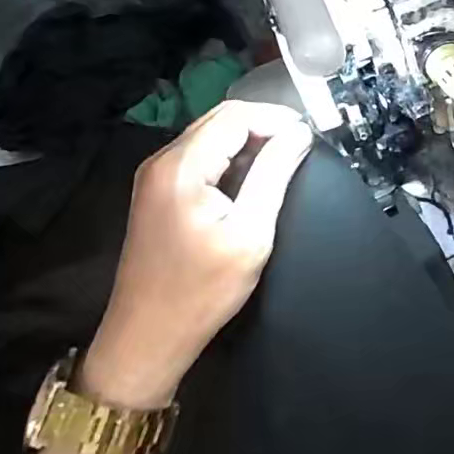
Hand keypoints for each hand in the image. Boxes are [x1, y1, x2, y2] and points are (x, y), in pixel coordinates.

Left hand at [79, 101, 313, 408]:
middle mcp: (162, 160)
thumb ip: (274, 174)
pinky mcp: (156, 189)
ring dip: (246, 139)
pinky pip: (198, 155)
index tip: (307, 134)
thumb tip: (298, 134)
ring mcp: (155, 174)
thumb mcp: (250, 234)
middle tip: (299, 143)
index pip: (235, 116)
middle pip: (219, 119)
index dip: (275, 117)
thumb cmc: (201, 292)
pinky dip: (228, 155)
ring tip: (281, 156)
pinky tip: (250, 174)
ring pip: (209, 135)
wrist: (146, 336)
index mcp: (181, 166)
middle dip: (262, 124)